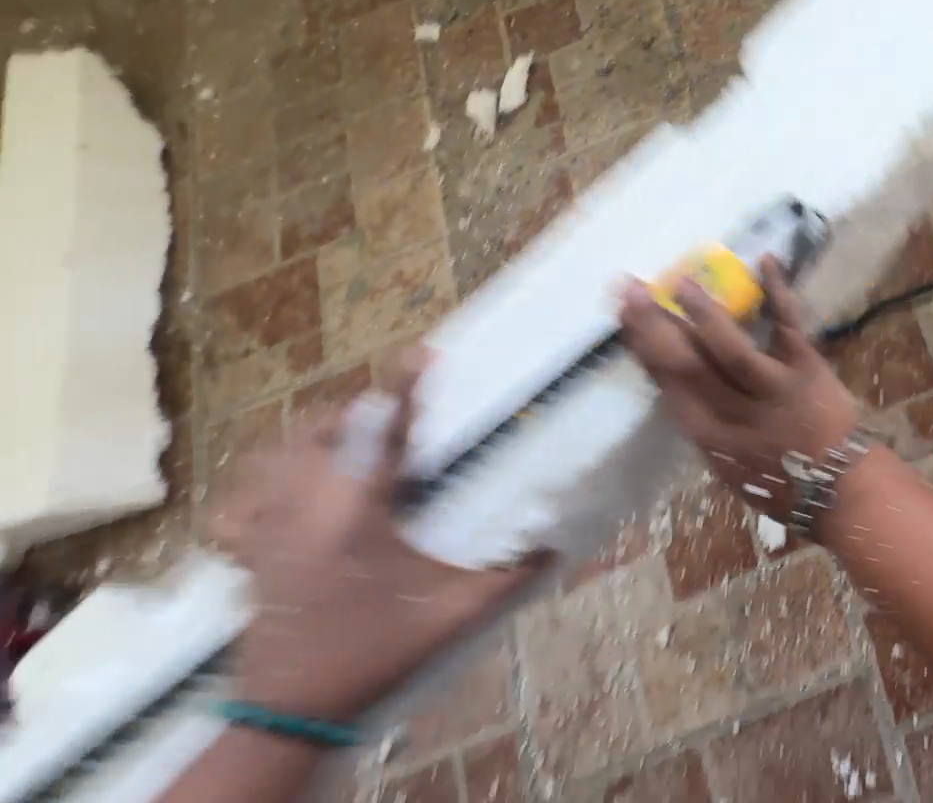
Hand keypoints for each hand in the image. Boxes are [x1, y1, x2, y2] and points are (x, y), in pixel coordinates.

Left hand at [209, 356, 547, 724]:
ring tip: (348, 428)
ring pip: (273, 458)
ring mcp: (267, 532)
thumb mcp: (457, 614)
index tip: (421, 352)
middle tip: (397, 401)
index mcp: (356, 515)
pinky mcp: (250, 553)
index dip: (403, 387)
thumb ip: (512, 576)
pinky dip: (261, 480)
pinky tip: (285, 483)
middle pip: (315, 432)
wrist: (292, 710)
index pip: (379, 433)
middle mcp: (303, 512)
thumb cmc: (379, 651)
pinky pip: (240, 501)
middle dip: (355, 405)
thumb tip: (563, 545)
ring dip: (312, 433)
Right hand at [619, 259, 860, 518]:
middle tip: (630, 288)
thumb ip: (705, 421)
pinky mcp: (807, 369)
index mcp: (709, 436)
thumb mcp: (727, 462)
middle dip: (655, 324)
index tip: (625, 315)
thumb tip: (680, 379)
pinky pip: (789, 325)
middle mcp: (734, 412)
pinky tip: (765, 260)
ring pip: (731, 348)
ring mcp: (773, 388)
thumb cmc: (780, 480)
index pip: (668, 385)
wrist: (842, 488)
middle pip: (686, 363)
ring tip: (680, 281)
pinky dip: (778, 291)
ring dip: (703, 313)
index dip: (643, 347)